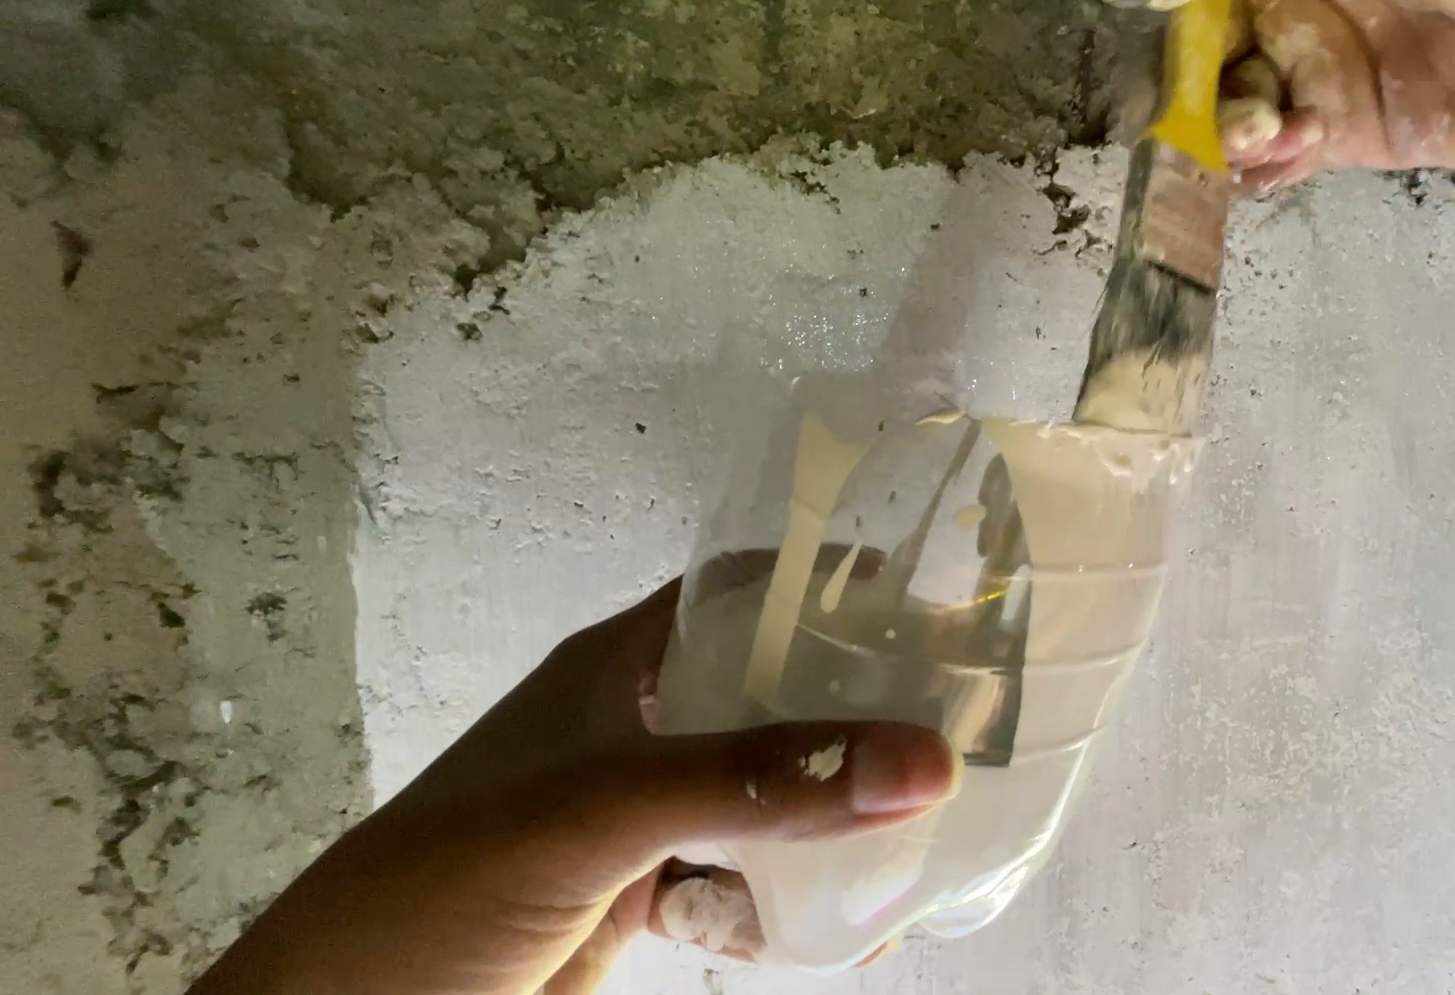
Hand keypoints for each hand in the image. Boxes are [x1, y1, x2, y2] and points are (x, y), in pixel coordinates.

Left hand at [188, 578, 957, 993]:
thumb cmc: (450, 882)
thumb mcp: (606, 810)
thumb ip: (759, 784)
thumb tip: (921, 761)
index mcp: (626, 664)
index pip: (740, 593)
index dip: (822, 585)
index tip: (913, 600)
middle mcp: (646, 724)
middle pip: (769, 693)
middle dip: (851, 705)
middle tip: (945, 710)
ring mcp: (651, 809)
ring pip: (767, 790)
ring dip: (833, 813)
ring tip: (926, 820)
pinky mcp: (652, 885)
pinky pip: (747, 876)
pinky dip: (795, 901)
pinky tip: (856, 928)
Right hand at [1101, 0, 1454, 191]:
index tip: (1150, 26)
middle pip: (1210, 41)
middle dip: (1193, 73)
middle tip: (1204, 93)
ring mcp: (1329, 63)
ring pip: (1235, 99)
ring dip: (1230, 120)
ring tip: (1264, 128)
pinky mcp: (1353, 130)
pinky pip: (1278, 152)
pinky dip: (1262, 161)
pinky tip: (1272, 155)